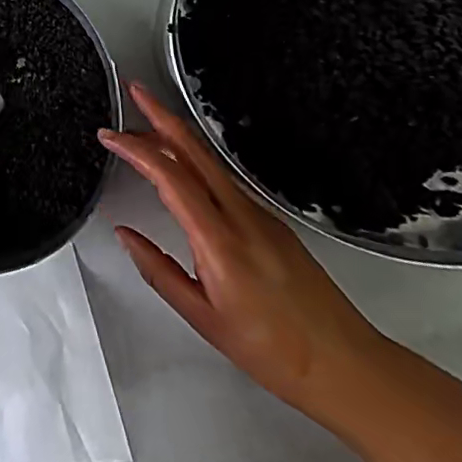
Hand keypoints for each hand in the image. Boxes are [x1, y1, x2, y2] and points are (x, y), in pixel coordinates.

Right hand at [99, 82, 388, 415]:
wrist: (352, 370)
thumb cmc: (279, 351)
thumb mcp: (201, 315)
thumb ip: (157, 269)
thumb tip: (126, 236)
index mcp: (220, 242)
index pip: (170, 177)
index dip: (135, 149)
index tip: (109, 135)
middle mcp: (244, 221)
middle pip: (197, 153)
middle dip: (163, 116)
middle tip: (136, 91)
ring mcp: (263, 219)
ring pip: (211, 163)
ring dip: (176, 136)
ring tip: (147, 125)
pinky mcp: (273, 225)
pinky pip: (226, 180)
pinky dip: (196, 161)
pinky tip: (183, 165)